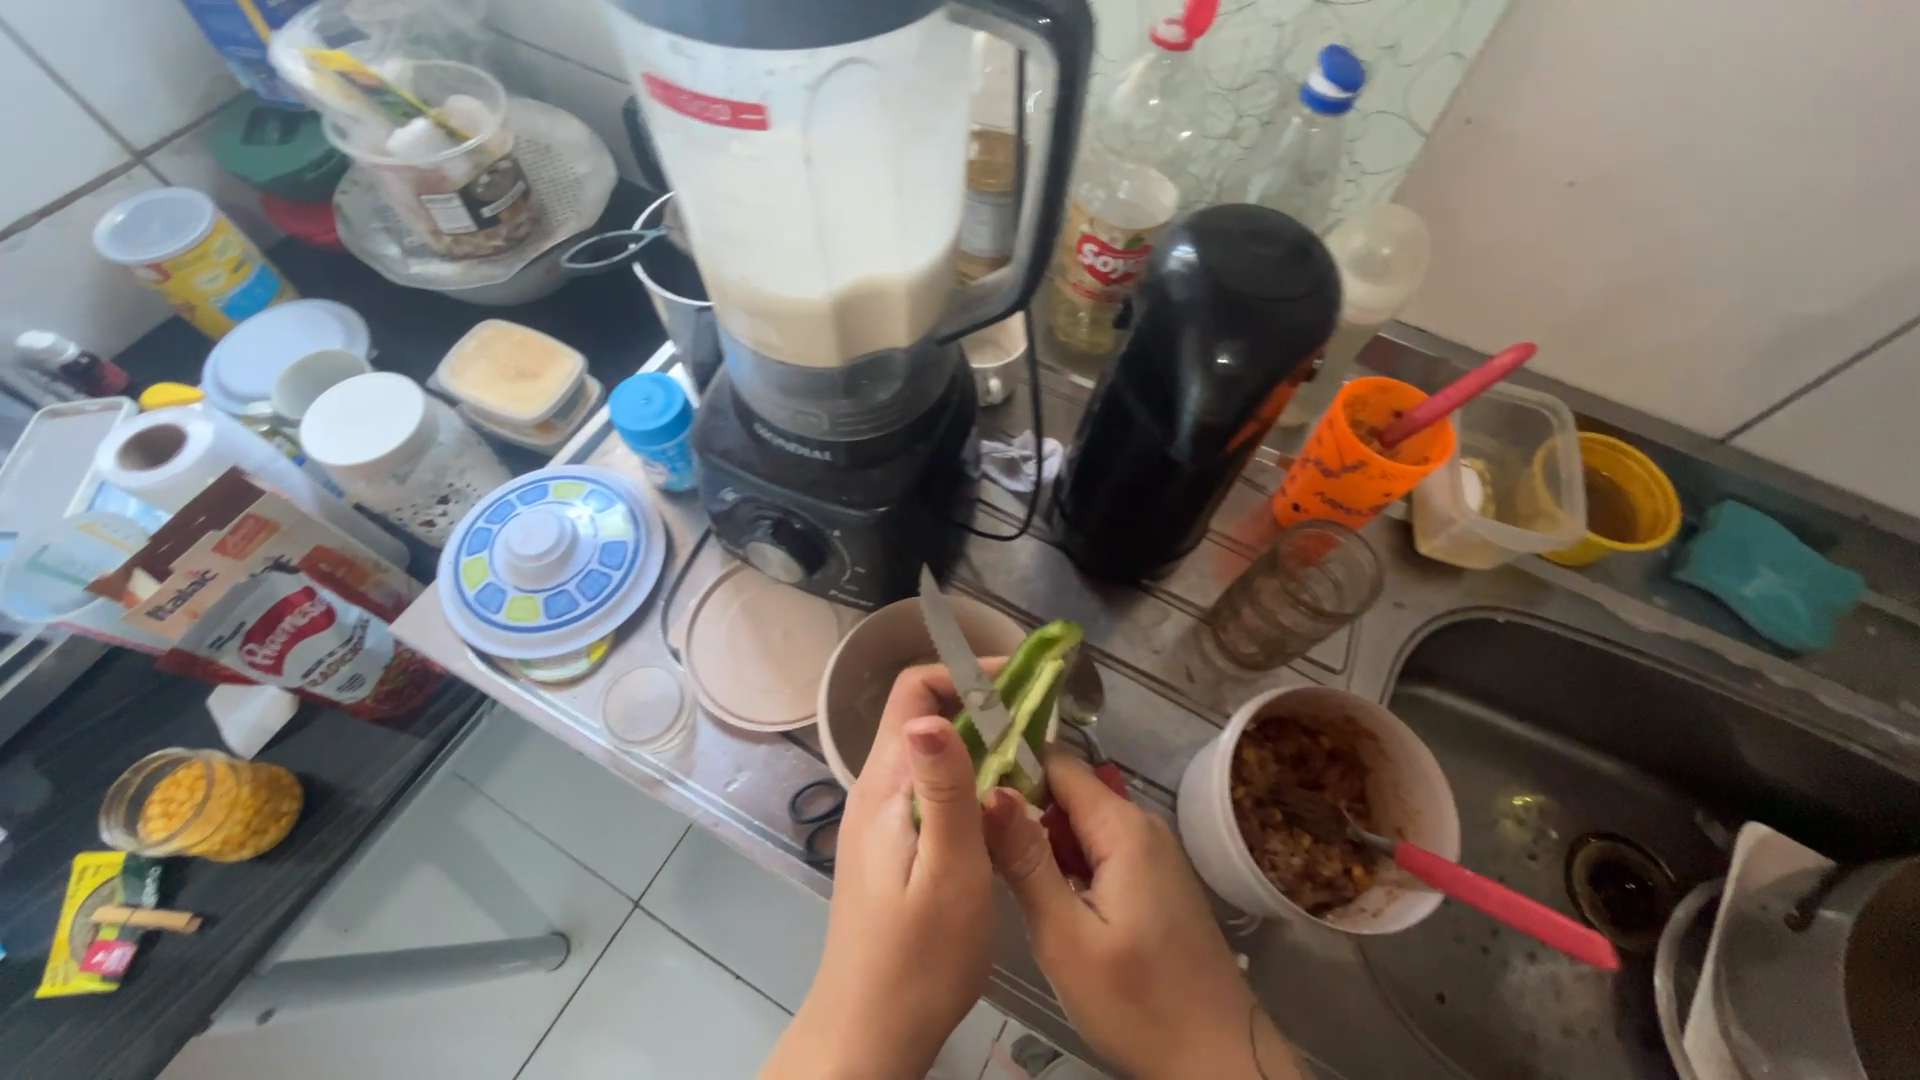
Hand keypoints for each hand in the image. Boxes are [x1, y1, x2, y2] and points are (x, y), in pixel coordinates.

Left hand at [763, 664, 999, 1079]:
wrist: (871, 1031)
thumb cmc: (918, 958)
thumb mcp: (947, 872)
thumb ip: (944, 791)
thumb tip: (930, 715)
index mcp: (884, 786)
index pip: (914, 693)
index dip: (965, 676)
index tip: (1020, 688)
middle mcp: (877, 791)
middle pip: (926, 718)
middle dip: (983, 709)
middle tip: (1040, 727)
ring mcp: (883, 820)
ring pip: (934, 756)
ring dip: (982, 748)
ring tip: (1032, 765)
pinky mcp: (895, 846)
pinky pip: (935, 791)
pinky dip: (972, 783)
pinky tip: (1005, 811)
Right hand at [982, 753, 1302, 1079]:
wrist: (1219, 1062)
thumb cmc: (1138, 1004)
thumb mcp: (1065, 936)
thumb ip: (1026, 860)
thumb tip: (989, 790)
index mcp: (1122, 826)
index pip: (1057, 763)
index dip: (1010, 768)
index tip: (965, 787)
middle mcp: (1141, 825)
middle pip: (1068, 793)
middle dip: (1021, 810)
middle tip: (973, 839)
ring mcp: (1152, 854)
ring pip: (1081, 825)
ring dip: (1041, 841)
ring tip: (996, 865)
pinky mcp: (1154, 881)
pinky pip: (1100, 851)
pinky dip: (1068, 864)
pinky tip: (1042, 893)